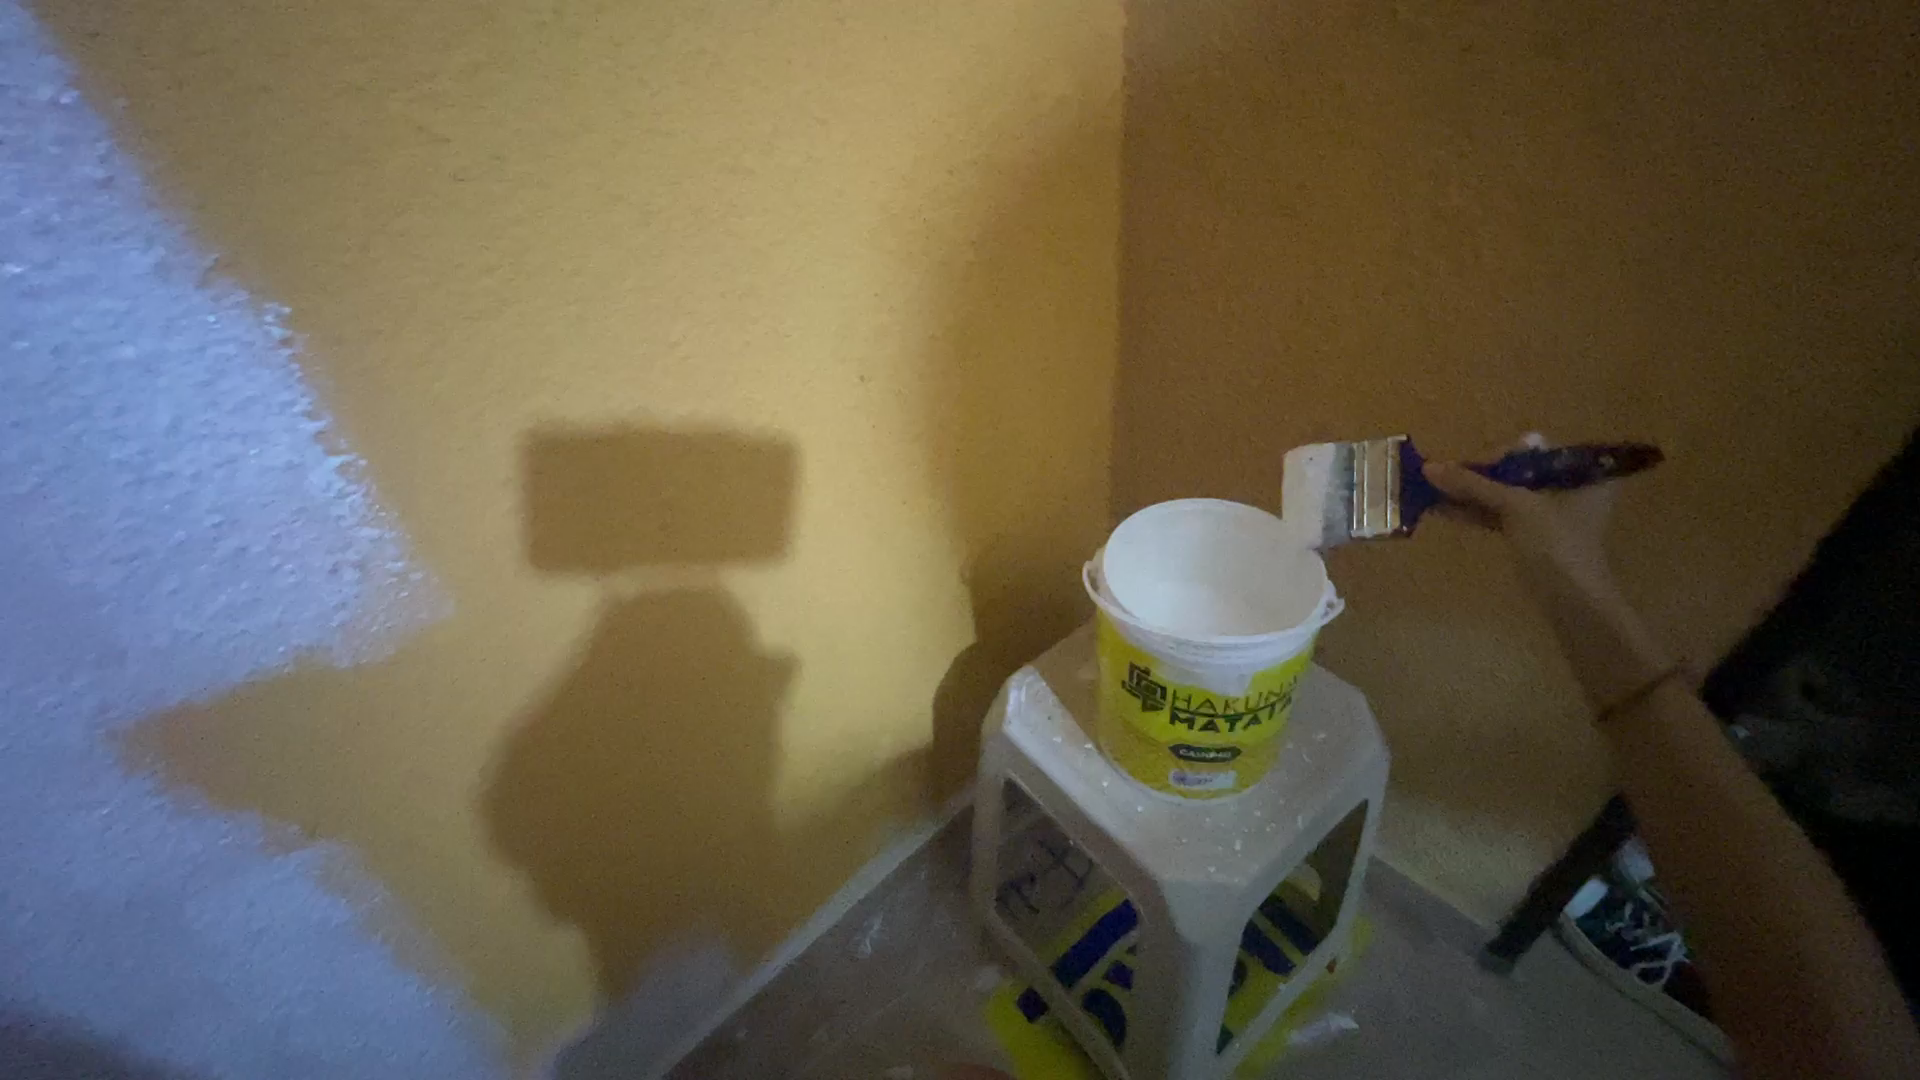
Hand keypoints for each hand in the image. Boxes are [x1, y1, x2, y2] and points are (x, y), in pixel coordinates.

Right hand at [1423, 460, 1619, 604]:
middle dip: (1477, 475)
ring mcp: (1547, 512)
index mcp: (1581, 473)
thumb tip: (1428, 466)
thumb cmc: (1556, 544)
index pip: (1534, 450)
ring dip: (1468, 493)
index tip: (1470, 466)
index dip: (1500, 455)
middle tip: (1444, 477)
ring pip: (1501, 494)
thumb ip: (1474, 484)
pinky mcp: (1529, 533)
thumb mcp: (1515, 506)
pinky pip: (1497, 514)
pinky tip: (1440, 508)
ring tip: (1432, 490)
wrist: (1570, 598)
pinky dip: (1472, 511)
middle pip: (1513, 471)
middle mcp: (1567, 487)